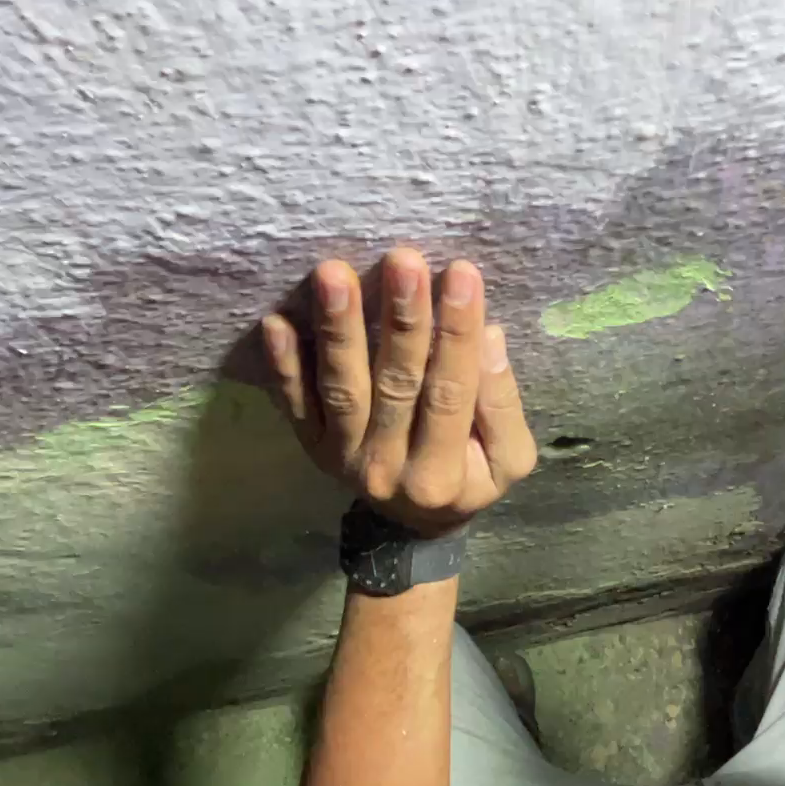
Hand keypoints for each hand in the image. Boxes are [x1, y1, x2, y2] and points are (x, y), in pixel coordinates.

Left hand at [261, 249, 538, 534]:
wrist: (412, 525)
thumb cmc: (468, 480)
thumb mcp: (508, 461)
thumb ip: (502, 406)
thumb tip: (489, 338)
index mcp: (441, 473)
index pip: (451, 394)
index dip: (457, 335)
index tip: (462, 274)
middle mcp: (387, 468)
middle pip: (395, 385)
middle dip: (401, 321)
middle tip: (403, 261)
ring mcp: (343, 456)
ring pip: (342, 389)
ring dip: (339, 331)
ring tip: (335, 275)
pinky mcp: (313, 445)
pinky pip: (295, 405)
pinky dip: (284, 366)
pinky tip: (277, 323)